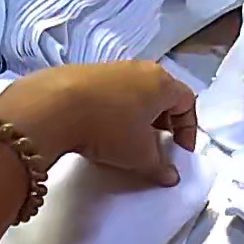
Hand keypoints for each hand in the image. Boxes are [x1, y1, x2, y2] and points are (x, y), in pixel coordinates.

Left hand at [0, 61, 198, 185]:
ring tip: (129, 142)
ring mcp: (111, 68)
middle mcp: (139, 69)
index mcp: (161, 82)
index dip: (188, 130)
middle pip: (162, 96)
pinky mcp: (86, 74)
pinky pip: (111, 94)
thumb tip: (170, 175)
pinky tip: (103, 132)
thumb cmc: (109, 127)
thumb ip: (160, 166)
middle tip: (158, 147)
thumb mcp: (140, 155)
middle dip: (164, 123)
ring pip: (135, 94)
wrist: (55, 107)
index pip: (187, 102)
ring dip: (139, 118)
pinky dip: (116, 112)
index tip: (180, 152)